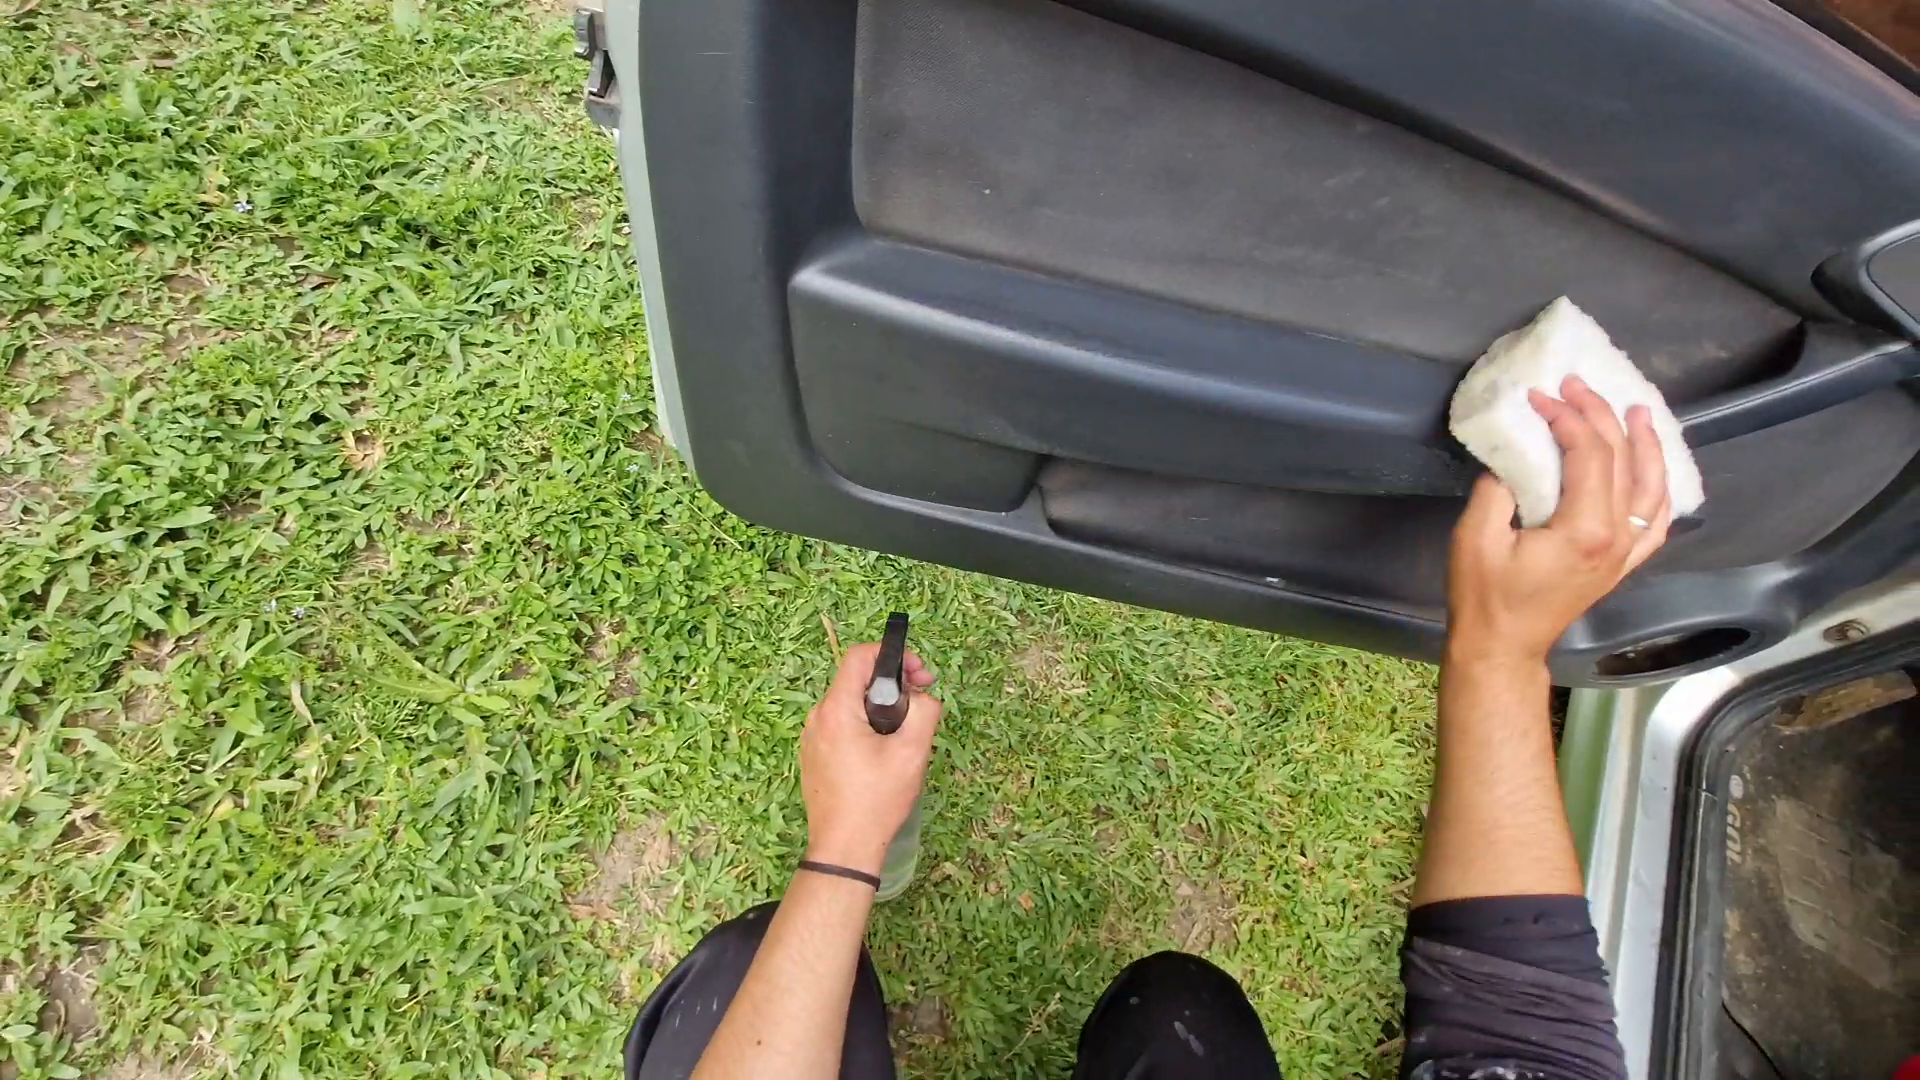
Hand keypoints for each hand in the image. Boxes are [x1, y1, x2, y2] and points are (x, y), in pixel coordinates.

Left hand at [799, 643, 941, 875]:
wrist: (844, 849)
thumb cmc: (877, 800)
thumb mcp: (912, 751)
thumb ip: (924, 710)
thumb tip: (922, 697)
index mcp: (837, 710)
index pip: (859, 656)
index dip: (893, 655)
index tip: (919, 674)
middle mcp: (818, 718)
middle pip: (858, 680)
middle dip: (894, 683)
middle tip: (922, 699)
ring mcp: (813, 738)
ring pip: (852, 704)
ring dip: (883, 706)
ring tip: (907, 730)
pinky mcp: (816, 756)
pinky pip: (844, 725)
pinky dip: (867, 725)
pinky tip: (886, 749)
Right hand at [1448, 374, 1672, 668]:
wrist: (1502, 644)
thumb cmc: (1483, 595)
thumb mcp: (1475, 539)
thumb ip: (1496, 491)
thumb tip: (1512, 457)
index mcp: (1586, 528)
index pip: (1589, 455)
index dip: (1566, 419)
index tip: (1539, 396)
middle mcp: (1621, 536)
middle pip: (1623, 461)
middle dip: (1600, 416)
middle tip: (1576, 386)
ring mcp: (1629, 551)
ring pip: (1653, 484)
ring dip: (1645, 443)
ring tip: (1636, 411)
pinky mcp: (1624, 562)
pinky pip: (1658, 517)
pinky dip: (1660, 486)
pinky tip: (1654, 469)